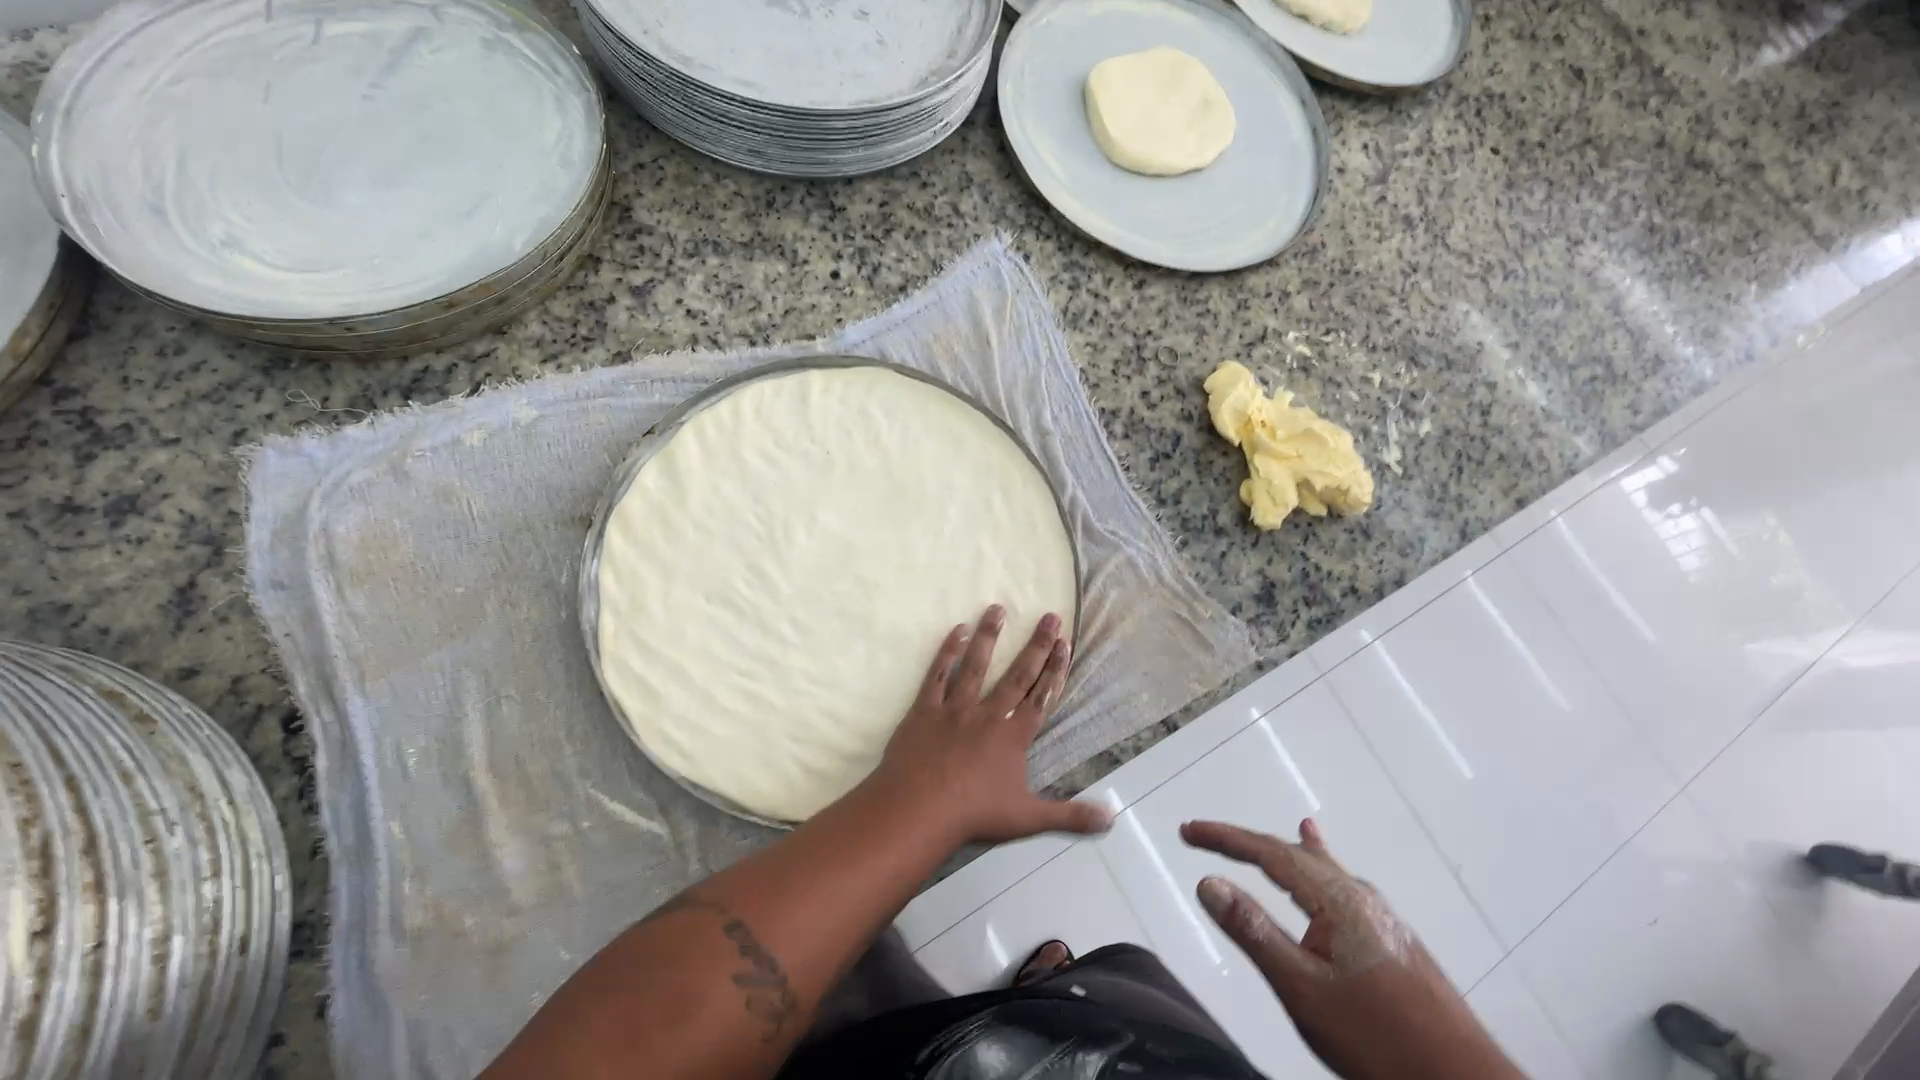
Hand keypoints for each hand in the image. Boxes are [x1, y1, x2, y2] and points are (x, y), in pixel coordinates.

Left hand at [869, 604, 1111, 845]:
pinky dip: (947, 653)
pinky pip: (937, 676)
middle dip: (1035, 645)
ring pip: (975, 666)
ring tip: (997, 608)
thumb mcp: (1028, 818)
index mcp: (1013, 737)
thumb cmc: (975, 814)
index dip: (1055, 670)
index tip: (1065, 643)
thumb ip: (1070, 816)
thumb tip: (1111, 818)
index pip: (1040, 697)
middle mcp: (988, 715)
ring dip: (988, 636)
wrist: (920, 809)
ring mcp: (955, 709)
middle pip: (1016, 675)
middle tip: (1049, 617)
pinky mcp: (924, 710)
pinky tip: (955, 631)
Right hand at [1181, 819, 1521, 1079]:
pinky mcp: (1392, 942)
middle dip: (1245, 844)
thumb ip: (1253, 931)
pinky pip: (1342, 888)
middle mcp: (1360, 898)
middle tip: (1200, 838)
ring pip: (1321, 871)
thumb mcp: (1301, 988)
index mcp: (1336, 901)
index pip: (1269, 853)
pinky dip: (1318, 868)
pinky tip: (1329, 869)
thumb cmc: (1374, 1037)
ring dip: (1282, 854)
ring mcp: (1381, 920)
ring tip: (1258, 834)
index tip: (1186, 831)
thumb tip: (1208, 881)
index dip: (1224, 838)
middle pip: (1294, 856)